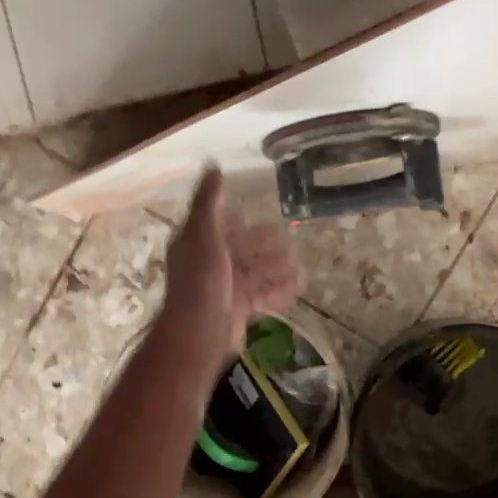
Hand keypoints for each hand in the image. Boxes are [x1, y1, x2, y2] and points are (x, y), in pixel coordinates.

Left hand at [161, 167, 302, 367]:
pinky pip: (261, 296)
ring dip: (277, 269)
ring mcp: (223, 288)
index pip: (220, 226)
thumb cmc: (201, 279)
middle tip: (290, 242)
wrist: (200, 331)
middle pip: (241, 250)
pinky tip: (297, 289)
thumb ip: (209, 201)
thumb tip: (213, 166)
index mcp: (196, 244)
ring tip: (301, 267)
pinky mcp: (237, 309)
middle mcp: (208, 264)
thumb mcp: (204, 233)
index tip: (262, 215)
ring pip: (254, 273)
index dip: (240, 220)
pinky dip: (279, 291)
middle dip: (266, 246)